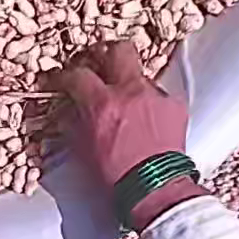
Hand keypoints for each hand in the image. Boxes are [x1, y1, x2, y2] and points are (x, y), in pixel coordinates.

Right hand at [51, 39, 206, 229]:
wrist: (153, 188)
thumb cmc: (115, 175)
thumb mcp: (83, 150)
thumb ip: (75, 124)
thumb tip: (70, 113)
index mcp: (102, 104)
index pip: (78, 75)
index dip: (66, 76)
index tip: (63, 81)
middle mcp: (130, 91)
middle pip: (118, 50)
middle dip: (105, 54)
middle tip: (98, 66)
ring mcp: (156, 96)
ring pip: (139, 75)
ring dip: (128, 86)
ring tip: (124, 106)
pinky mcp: (175, 106)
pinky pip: (157, 96)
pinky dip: (148, 105)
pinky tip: (145, 123)